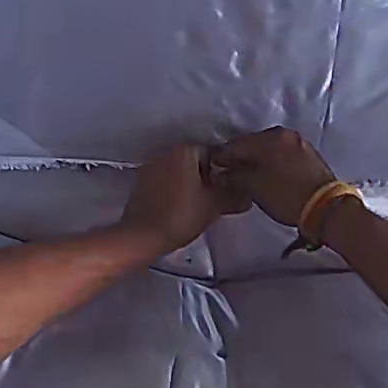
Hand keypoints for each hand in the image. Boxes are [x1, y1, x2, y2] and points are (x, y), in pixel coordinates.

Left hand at [116, 144, 249, 252]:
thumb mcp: (214, 206)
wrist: (143, 236)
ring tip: (196, 205)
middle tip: (213, 198)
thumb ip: (234, 195)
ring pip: (177, 172)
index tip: (225, 189)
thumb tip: (248, 194)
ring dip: (187, 184)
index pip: (212, 152)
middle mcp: (164, 153)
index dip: (222, 171)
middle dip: (205, 177)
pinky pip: (163, 182)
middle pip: (193, 161)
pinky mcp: (139, 184)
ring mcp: (149, 168)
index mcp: (183, 151)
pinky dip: (172, 191)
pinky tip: (178, 208)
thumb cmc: (180, 216)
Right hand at [209, 127, 338, 226]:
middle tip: (226, 173)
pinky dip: (269, 163)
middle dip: (238, 158)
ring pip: (267, 150)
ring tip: (244, 176)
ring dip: (254, 161)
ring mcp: (299, 144)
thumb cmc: (286, 195)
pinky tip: (263, 176)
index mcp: (271, 137)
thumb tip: (219, 173)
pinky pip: (280, 155)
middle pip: (252, 144)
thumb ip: (233, 176)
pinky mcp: (308, 156)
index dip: (221, 157)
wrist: (327, 208)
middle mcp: (285, 135)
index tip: (212, 168)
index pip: (236, 144)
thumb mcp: (253, 186)